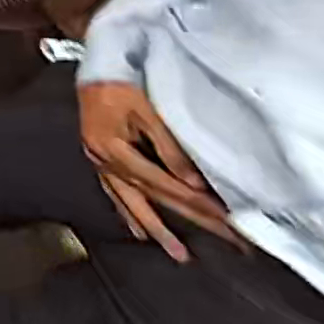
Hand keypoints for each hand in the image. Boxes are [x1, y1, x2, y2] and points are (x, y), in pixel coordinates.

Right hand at [78, 81, 241, 261]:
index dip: (195, 202)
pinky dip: (126, 210)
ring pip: (129, 200)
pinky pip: (113, 190)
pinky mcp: (98, 158)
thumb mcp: (147, 111)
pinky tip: (136, 227)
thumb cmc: (120, 86)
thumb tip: (194, 183)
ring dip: (154, 226)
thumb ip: (168, 147)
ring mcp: (97, 160)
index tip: (229, 221)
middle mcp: (103, 159)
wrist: (94, 71)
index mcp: (112, 148)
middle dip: (190, 220)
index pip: (162, 182)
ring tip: (176, 252)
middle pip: (151, 195)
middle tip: (228, 243)